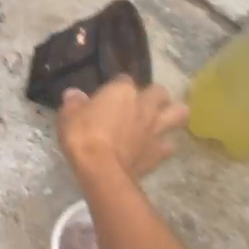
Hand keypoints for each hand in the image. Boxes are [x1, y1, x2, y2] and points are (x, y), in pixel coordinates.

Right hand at [58, 75, 188, 180]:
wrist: (101, 169)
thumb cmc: (82, 137)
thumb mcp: (68, 116)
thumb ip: (74, 102)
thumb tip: (74, 94)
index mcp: (122, 92)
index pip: (124, 79)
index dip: (117, 86)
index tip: (108, 95)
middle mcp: (144, 106)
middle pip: (159, 92)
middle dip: (154, 95)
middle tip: (142, 104)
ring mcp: (156, 129)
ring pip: (179, 113)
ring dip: (173, 114)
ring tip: (160, 120)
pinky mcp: (160, 151)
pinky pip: (170, 144)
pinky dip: (164, 145)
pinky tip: (154, 148)